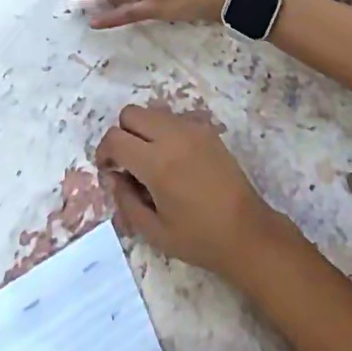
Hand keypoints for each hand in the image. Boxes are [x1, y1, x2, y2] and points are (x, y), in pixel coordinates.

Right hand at [95, 105, 292, 277]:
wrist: (247, 232)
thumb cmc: (199, 238)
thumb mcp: (154, 232)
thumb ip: (126, 201)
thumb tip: (114, 177)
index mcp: (157, 163)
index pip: (115, 138)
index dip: (103, 152)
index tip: (108, 169)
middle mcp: (172, 136)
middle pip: (130, 113)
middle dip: (122, 134)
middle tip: (128, 162)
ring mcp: (192, 129)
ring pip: (152, 111)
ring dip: (143, 130)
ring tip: (152, 160)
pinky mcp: (207, 129)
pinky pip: (174, 118)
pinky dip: (164, 130)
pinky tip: (174, 158)